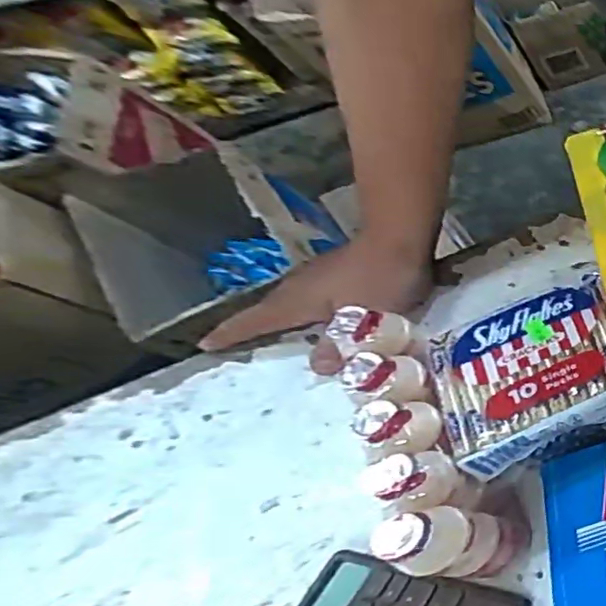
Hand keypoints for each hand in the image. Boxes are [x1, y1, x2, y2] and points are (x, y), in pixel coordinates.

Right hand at [198, 233, 432, 351]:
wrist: (400, 239)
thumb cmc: (381, 279)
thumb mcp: (367, 318)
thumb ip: (341, 342)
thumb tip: (318, 367)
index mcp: (298, 300)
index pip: (256, 321)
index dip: (232, 334)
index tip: (205, 345)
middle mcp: (299, 286)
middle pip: (270, 311)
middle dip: (252, 327)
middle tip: (236, 344)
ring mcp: (317, 275)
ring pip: (291, 303)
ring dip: (282, 319)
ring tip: (275, 337)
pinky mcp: (337, 271)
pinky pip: (313, 297)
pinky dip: (307, 310)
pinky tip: (319, 318)